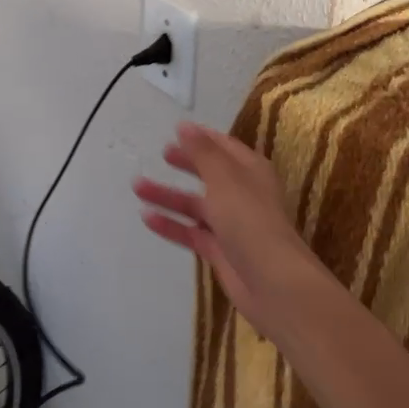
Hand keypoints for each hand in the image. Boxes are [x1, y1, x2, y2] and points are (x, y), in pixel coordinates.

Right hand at [134, 121, 331, 339]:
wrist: (272, 282)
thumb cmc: (250, 219)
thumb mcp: (224, 178)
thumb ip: (202, 152)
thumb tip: (184, 125)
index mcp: (250, 171)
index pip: (225, 147)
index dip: (203, 138)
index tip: (177, 130)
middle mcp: (242, 194)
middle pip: (210, 173)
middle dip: (187, 163)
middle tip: (163, 154)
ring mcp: (231, 224)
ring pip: (195, 205)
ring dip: (169, 195)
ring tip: (137, 186)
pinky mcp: (220, 250)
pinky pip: (191, 232)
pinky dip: (171, 224)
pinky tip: (146, 217)